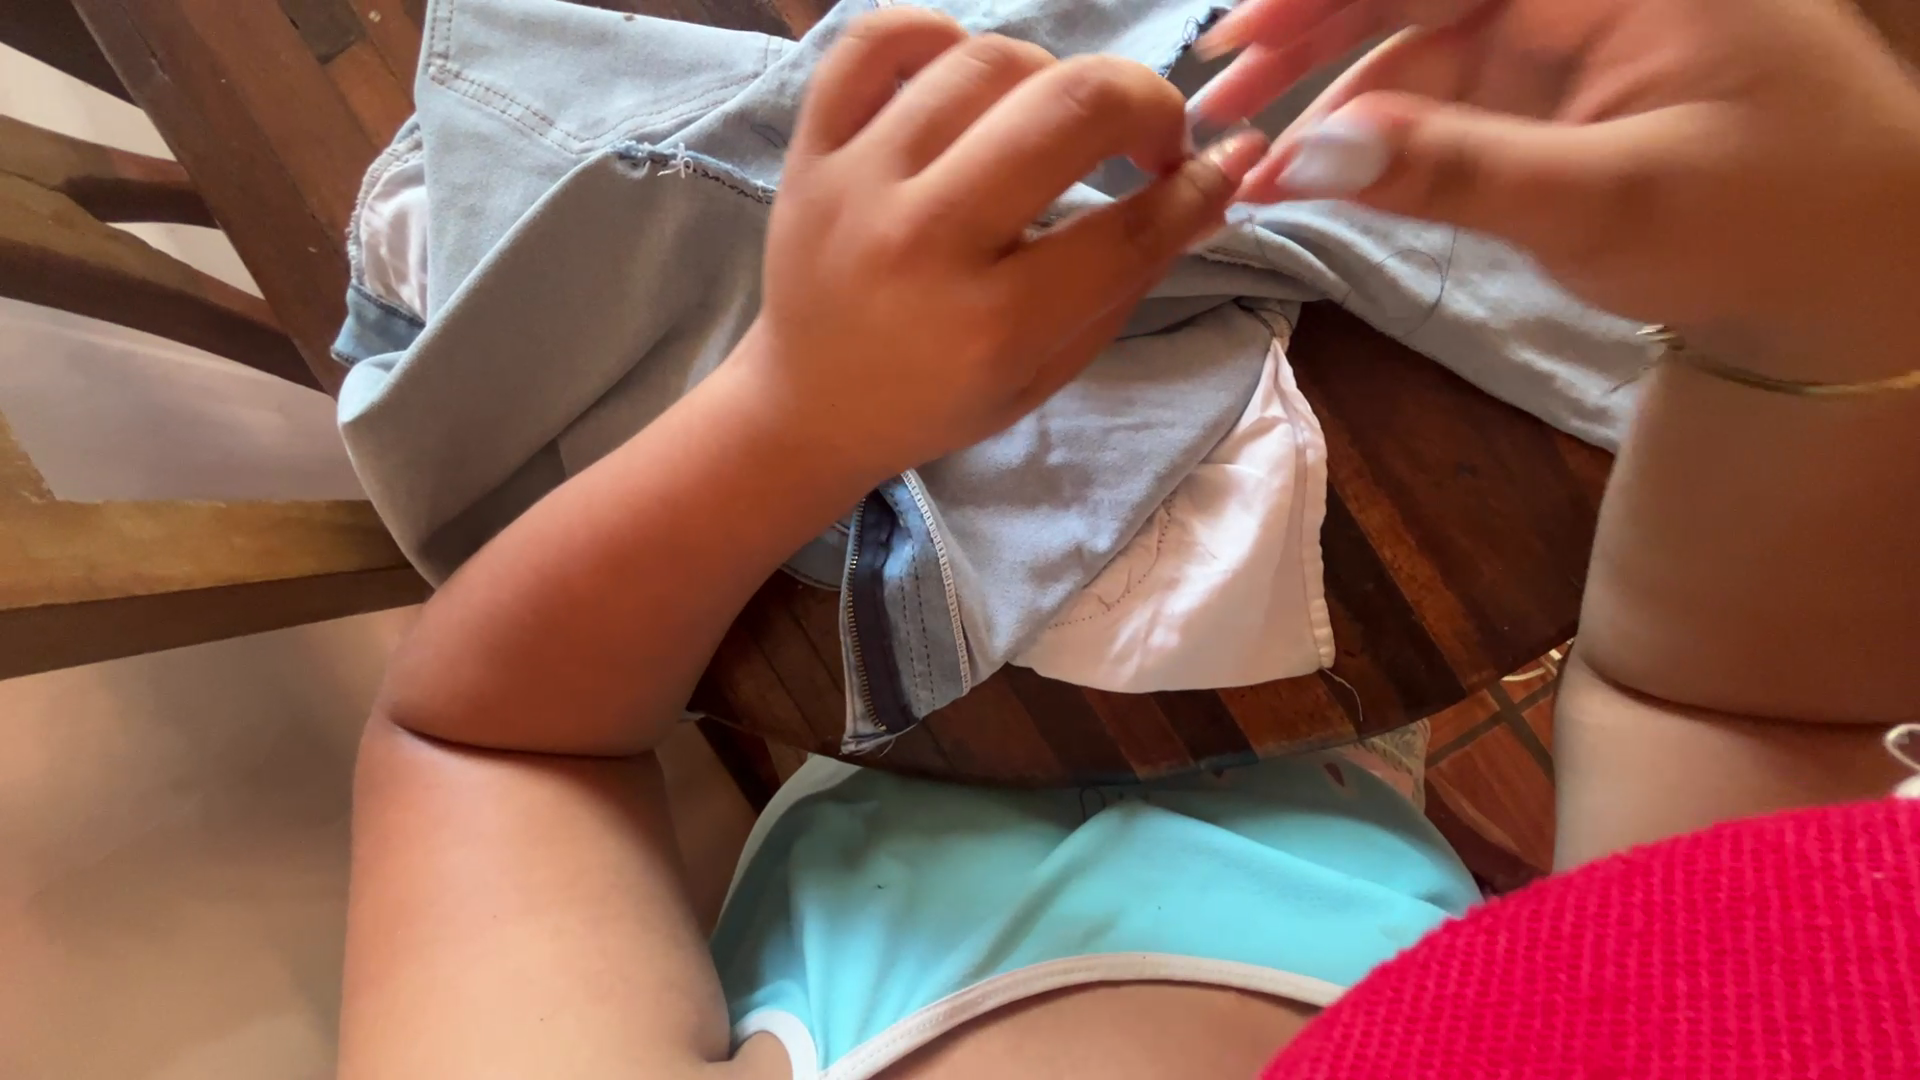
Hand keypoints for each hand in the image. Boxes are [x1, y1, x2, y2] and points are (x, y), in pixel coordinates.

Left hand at [732, 8, 1267, 486]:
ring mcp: (857, 187)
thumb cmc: (936, 404)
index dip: (1197, 190)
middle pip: (1070, 110)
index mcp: (991, 326)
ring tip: (1055, 126)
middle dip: (1147, 105)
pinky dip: (939, 36)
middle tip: (1151, 140)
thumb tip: (1203, 195)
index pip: (1127, 231)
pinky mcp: (809, 155)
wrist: (813, 408)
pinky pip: (875, 41)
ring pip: (986, 61)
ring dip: (1053, 79)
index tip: (1217, 169)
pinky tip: (968, 77)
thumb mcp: (1040, 376)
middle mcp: (926, 243)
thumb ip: (1121, 291)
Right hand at [1192, 0, 1919, 373]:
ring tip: (1254, 180)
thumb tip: (1307, 159)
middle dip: (1304, 48)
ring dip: (1325, 116)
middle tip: (1219, 108)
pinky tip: (1318, 182)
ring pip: (1407, 60)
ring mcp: (1551, 48)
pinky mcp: (1534, 103)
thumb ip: (1449, 171)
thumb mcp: (1596, 197)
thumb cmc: (1758, 222)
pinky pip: (1429, 112)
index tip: (1235, 43)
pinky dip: (1366, 149)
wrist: (1838, 277)